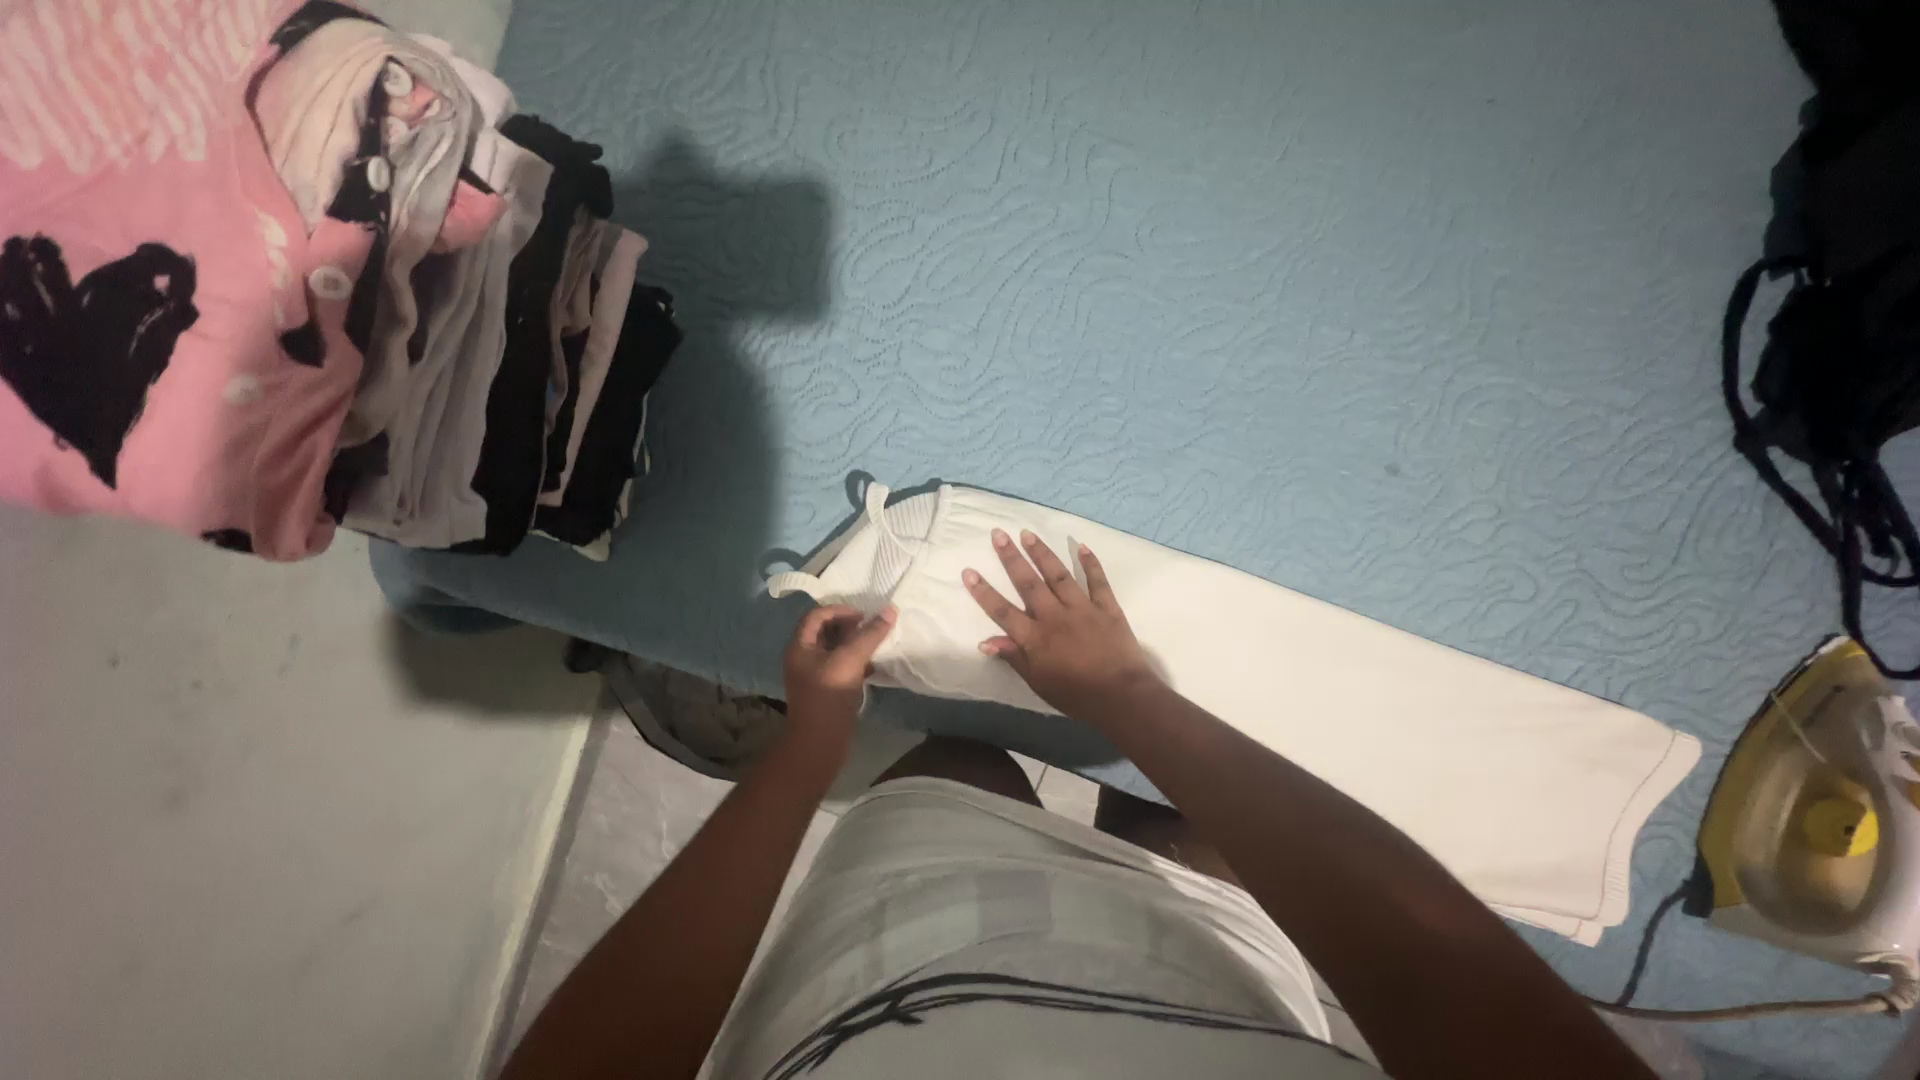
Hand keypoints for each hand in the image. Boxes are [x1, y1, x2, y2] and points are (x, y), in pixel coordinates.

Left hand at [782, 604, 895, 746]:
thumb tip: (890, 610)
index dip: (840, 610)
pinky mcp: (824, 690)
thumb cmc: (829, 696)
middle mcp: (802, 658)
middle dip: (849, 626)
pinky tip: (873, 667)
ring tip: (876, 644)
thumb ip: (870, 635)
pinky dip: (855, 662)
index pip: (817, 615)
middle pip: (825, 631)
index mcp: (799, 646)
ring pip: (834, 650)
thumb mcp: (851, 660)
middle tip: (872, 628)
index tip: (864, 615)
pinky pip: (840, 667)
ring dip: (854, 644)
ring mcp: (812, 675)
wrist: (819, 743)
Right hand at [963, 529, 1159, 717]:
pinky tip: (1080, 546)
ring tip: (1028, 533)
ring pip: (1058, 575)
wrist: (1121, 696)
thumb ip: (1014, 658)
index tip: (969, 571)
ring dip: (1042, 553)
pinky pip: (1097, 581)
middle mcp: (1054, 616)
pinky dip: (1089, 562)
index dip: (984, 592)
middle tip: (998, 534)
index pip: (1003, 611)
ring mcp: (1082, 608)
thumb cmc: (1075, 695)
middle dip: (1011, 558)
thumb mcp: (1038, 682)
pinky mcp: (1107, 607)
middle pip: (1028, 583)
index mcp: (1035, 638)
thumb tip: (985, 641)